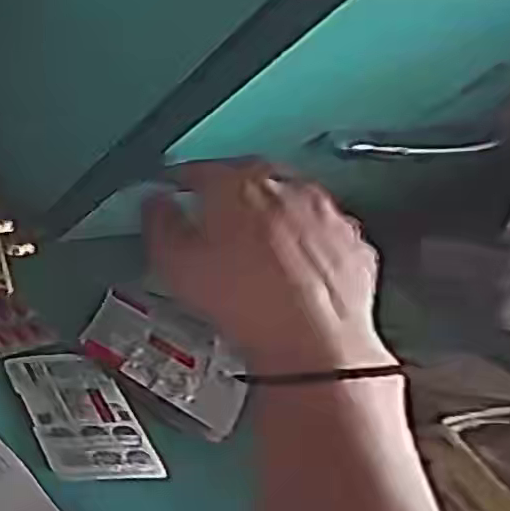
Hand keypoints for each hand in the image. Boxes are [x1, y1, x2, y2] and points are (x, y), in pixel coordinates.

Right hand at [143, 160, 394, 375]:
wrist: (311, 342)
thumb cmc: (243, 300)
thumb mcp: (171, 259)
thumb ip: (158, 222)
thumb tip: (156, 205)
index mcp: (236, 185)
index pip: (197, 168)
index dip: (177, 179)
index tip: (169, 188)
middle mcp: (285, 189)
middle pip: (248, 174)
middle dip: (225, 186)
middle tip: (207, 206)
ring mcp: (326, 213)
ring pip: (287, 197)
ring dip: (265, 208)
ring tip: (245, 237)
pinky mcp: (353, 242)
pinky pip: (318, 226)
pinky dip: (298, 235)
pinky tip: (283, 262)